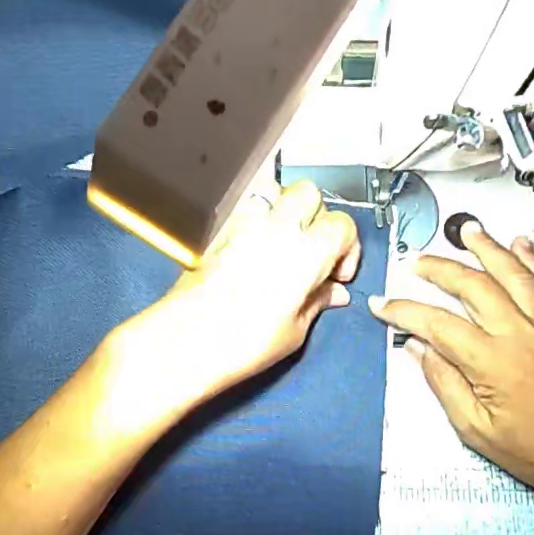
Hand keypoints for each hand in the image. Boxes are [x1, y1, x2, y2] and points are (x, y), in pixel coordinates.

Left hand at [116, 180, 359, 407]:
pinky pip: (245, 211)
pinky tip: (256, 250)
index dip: (347, 247)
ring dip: (285, 210)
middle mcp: (277, 228)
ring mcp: (244, 225)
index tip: (338, 274)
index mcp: (307, 251)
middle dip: (318, 216)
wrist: (186, 340)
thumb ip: (317, 301)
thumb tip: (333, 292)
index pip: (343, 224)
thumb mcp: (294, 330)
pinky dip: (257, 221)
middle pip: (309, 194)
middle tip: (315, 249)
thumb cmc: (242, 341)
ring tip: (285, 242)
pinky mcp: (219, 233)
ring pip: (274, 192)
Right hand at [368, 219, 533, 534]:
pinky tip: (521, 245)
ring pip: (514, 274)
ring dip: (489, 248)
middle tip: (418, 262)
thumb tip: (418, 348)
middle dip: (441, 269)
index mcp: (492, 362)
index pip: (437, 324)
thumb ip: (443, 382)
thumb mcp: (473, 428)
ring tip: (468, 230)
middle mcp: (520, 335)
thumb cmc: (532, 451)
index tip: (381, 305)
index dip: (404, 311)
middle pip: (475, 286)